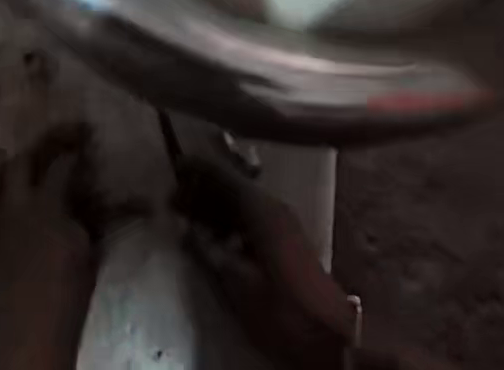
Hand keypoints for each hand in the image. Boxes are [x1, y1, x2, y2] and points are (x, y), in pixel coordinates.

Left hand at [0, 125, 101, 369]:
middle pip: (21, 160)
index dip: (74, 149)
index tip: (86, 140)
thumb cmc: (66, 294)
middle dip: (41, 146)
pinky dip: (7, 190)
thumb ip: (82, 212)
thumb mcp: (86, 248)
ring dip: (19, 165)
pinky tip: (22, 198)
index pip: (60, 164)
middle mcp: (14, 206)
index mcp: (44, 206)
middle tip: (60, 143)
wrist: (25, 337)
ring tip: (37, 164)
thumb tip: (82, 192)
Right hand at [173, 160, 354, 366]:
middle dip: (202, 190)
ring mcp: (282, 223)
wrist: (331, 338)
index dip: (199, 170)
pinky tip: (213, 240)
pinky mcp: (285, 241)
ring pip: (241, 205)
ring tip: (186, 217)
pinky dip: (229, 223)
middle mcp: (273, 207)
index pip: (225, 176)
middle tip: (173, 198)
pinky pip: (251, 220)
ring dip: (214, 208)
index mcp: (262, 209)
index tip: (176, 165)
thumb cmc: (283, 310)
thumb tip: (185, 229)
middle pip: (233, 188)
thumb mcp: (239, 285)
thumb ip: (210, 253)